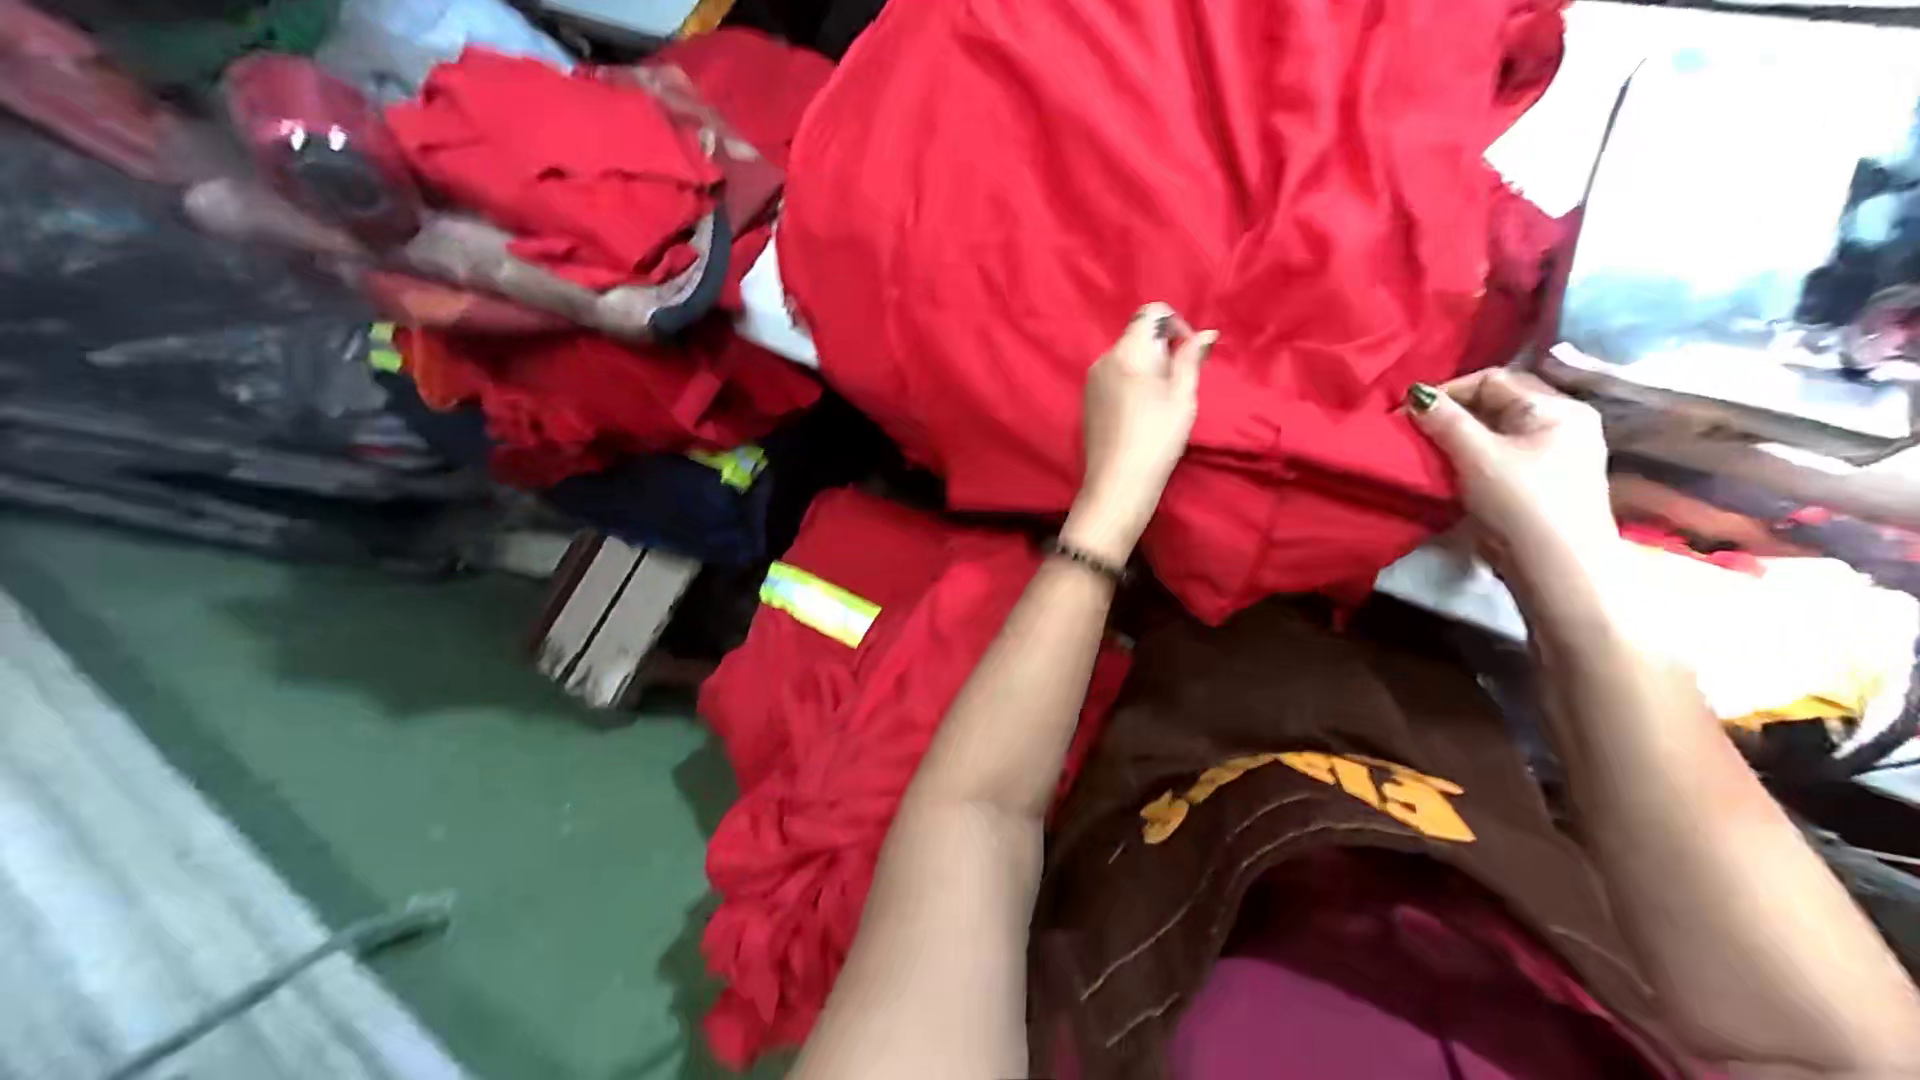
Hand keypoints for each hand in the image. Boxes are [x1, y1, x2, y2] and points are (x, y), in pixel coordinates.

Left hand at [1061, 303, 1216, 564]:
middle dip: (1162, 348)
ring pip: (1125, 357)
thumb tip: (1204, 334)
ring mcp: (1091, 381)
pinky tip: (1141, 412)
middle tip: (1178, 383)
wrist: (1117, 484)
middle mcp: (1103, 359)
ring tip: (1161, 401)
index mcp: (1127, 353)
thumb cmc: (1156, 439)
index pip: (1150, 313)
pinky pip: (1113, 376)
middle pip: (1137, 335)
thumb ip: (1191, 359)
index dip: (1175, 324)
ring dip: (1147, 366)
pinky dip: (1131, 382)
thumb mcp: (1182, 397)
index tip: (1188, 352)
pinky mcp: (1087, 400)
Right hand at [1407, 366, 1617, 584]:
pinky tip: (1454, 470)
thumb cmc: (1520, 501)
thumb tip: (1414, 393)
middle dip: (1452, 413)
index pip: (1493, 379)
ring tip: (1429, 451)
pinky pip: (1501, 453)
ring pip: (1496, 429)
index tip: (1409, 413)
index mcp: (1557, 408)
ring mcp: (1556, 452)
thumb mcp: (1477, 456)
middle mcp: (1563, 422)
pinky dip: (1473, 455)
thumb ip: (1445, 421)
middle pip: (1496, 402)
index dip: (1448, 391)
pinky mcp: (1543, 479)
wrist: (1556, 564)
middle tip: (1415, 431)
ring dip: (1459, 436)